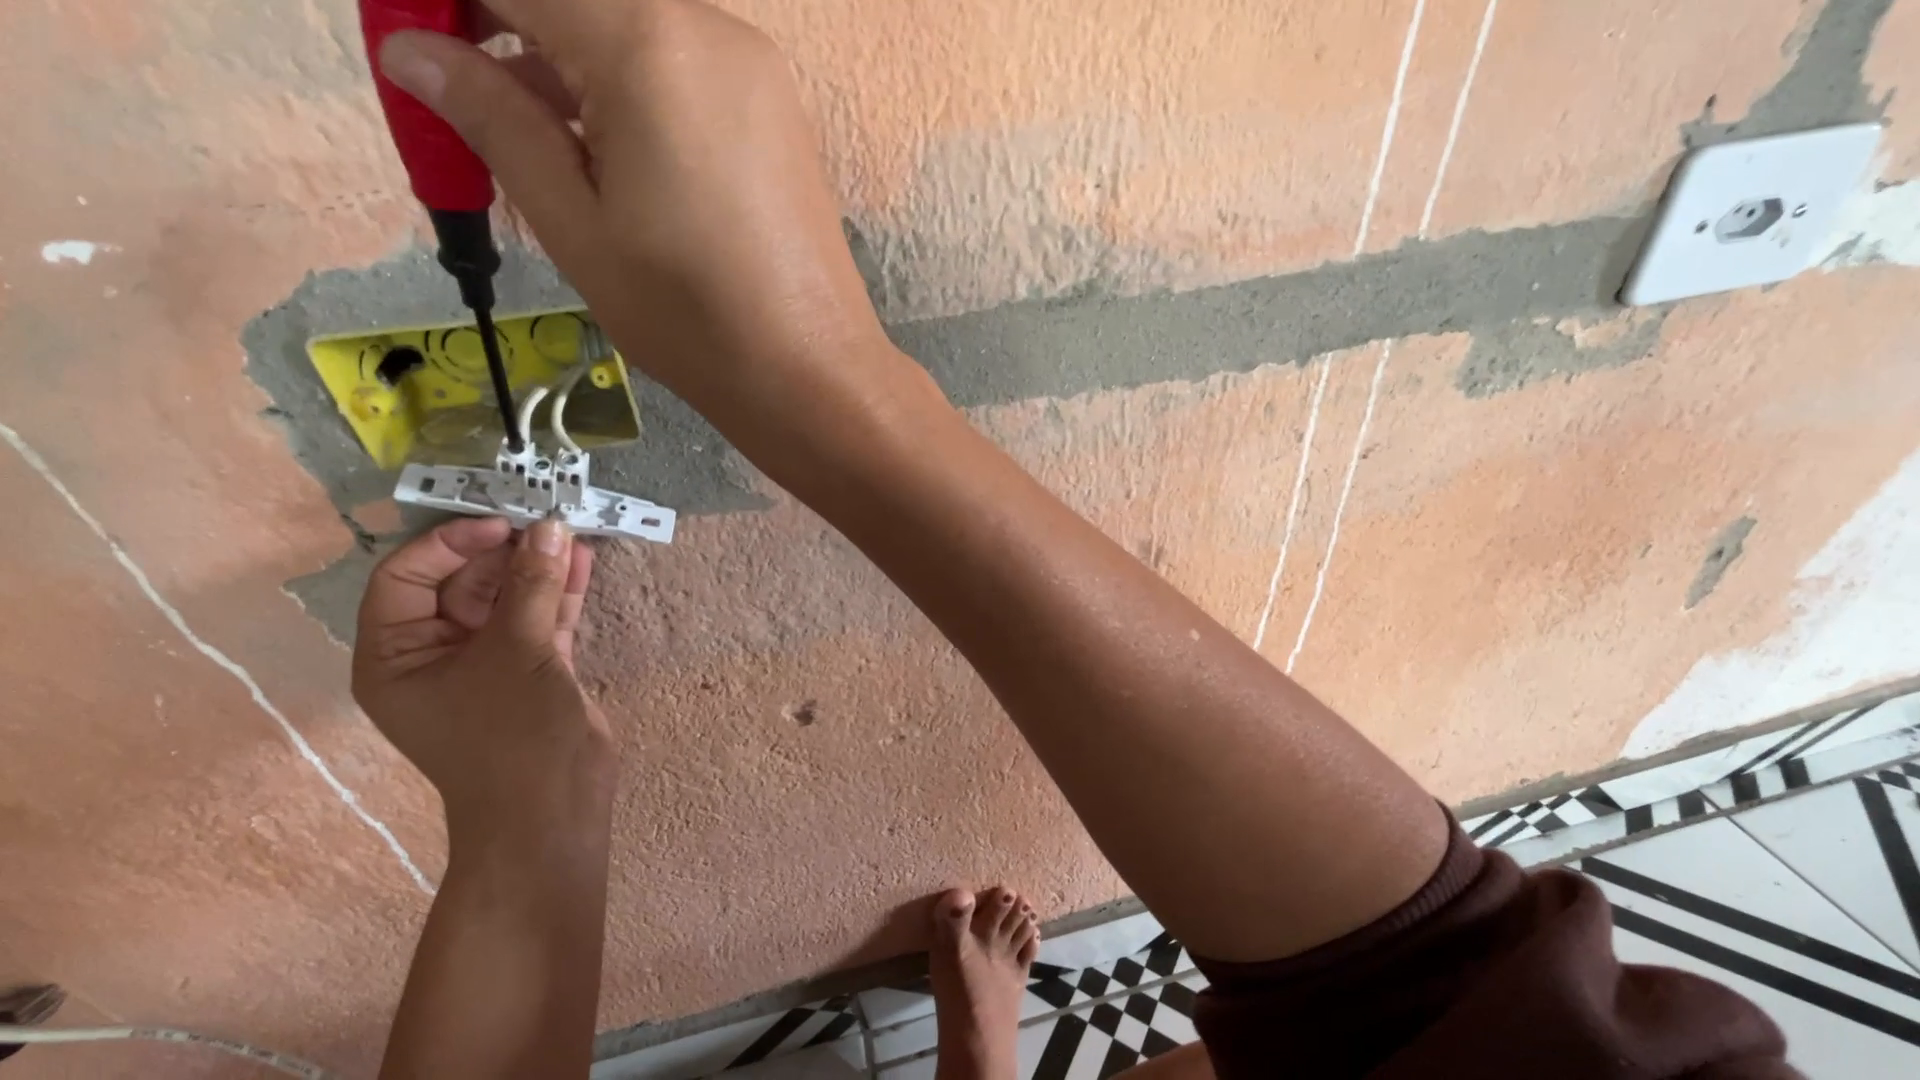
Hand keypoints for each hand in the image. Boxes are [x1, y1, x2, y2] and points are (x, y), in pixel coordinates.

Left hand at [353, 517, 612, 846]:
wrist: (554, 812)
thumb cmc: (511, 737)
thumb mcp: (517, 653)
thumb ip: (533, 586)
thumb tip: (551, 527)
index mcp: (396, 655)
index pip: (405, 578)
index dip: (449, 545)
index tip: (501, 525)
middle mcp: (435, 653)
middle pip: (462, 583)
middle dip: (504, 551)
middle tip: (545, 520)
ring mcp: (487, 662)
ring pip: (508, 598)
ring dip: (538, 566)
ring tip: (571, 531)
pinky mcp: (531, 669)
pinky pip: (540, 619)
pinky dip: (560, 592)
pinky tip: (583, 561)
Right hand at [375, 0, 896, 413]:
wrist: (810, 369)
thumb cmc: (687, 314)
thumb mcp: (574, 225)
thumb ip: (494, 121)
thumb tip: (411, 52)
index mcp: (647, 43)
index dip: (445, 5)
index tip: (418, 59)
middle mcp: (709, 28)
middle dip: (503, 27)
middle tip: (466, 104)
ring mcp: (753, 66)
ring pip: (629, 25)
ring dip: (561, 58)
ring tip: (526, 140)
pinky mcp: (775, 105)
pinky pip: (679, 62)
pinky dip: (624, 83)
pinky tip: (600, 148)